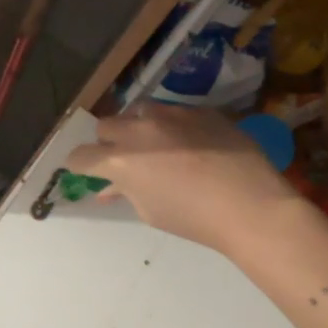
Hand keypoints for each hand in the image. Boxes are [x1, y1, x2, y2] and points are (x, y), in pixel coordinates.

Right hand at [64, 103, 306, 253]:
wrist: (249, 204)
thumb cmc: (192, 218)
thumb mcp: (149, 210)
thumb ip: (126, 190)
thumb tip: (113, 185)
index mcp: (119, 160)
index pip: (80, 156)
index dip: (78, 165)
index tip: (86, 172)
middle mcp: (139, 129)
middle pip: (105, 126)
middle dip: (106, 142)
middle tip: (121, 160)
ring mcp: (171, 114)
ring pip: (138, 110)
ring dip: (136, 127)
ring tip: (153, 146)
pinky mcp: (200, 110)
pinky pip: (173, 111)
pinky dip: (170, 126)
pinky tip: (187, 144)